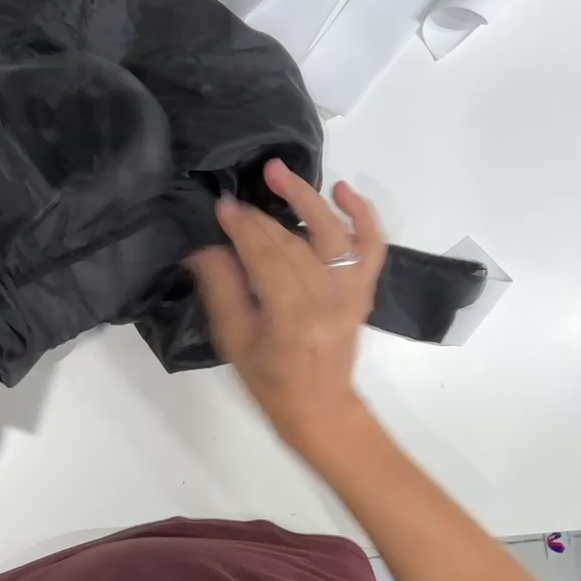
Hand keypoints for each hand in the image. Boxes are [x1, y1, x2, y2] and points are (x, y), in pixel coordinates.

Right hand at [187, 159, 386, 456]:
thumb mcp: (234, 342)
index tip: (222, 207)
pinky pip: (371, 244)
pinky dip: (362, 213)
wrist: (318, 407)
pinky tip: (343, 190)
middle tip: (235, 201)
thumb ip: (222, 291)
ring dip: (306, 197)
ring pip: (329, 233)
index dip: (242, 228)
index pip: (265, 257)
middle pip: (292, 243)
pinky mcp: (363, 289)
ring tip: (279, 173)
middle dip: (260, 218)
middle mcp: (326, 298)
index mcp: (291, 316)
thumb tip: (209, 248)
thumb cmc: (269, 382)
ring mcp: (350, 291)